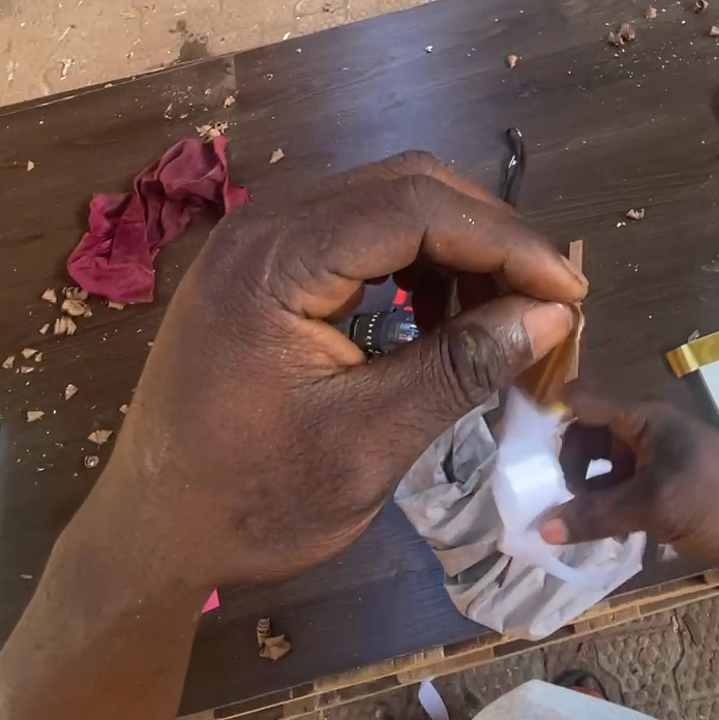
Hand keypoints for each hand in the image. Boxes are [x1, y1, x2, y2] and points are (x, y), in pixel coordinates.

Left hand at [89, 152, 586, 590]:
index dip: (506, 242)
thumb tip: (549, 317)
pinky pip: (365, 234)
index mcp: (277, 261)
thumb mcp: (367, 443)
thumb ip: (460, 368)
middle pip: (407, 186)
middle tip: (545, 296)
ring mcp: (266, 239)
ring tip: (501, 309)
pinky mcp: (273, 263)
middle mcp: (267, 225)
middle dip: (489, 235)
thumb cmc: (251, 500)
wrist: (151, 533)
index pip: (416, 208)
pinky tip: (442, 310)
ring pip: (390, 202)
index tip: (567, 292)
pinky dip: (421, 262)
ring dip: (459, 245)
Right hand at [539, 382, 718, 568]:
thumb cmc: (711, 503)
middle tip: (557, 496)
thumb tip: (542, 528)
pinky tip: (606, 526)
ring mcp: (657, 451)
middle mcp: (647, 426)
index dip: (549, 412)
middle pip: (589, 433)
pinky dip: (609, 497)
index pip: (583, 400)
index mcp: (644, 416)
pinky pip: (623, 479)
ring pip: (604, 460)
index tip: (515, 433)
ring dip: (588, 486)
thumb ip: (594, 515)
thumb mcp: (649, 507)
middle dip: (569, 462)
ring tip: (580, 518)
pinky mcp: (665, 476)